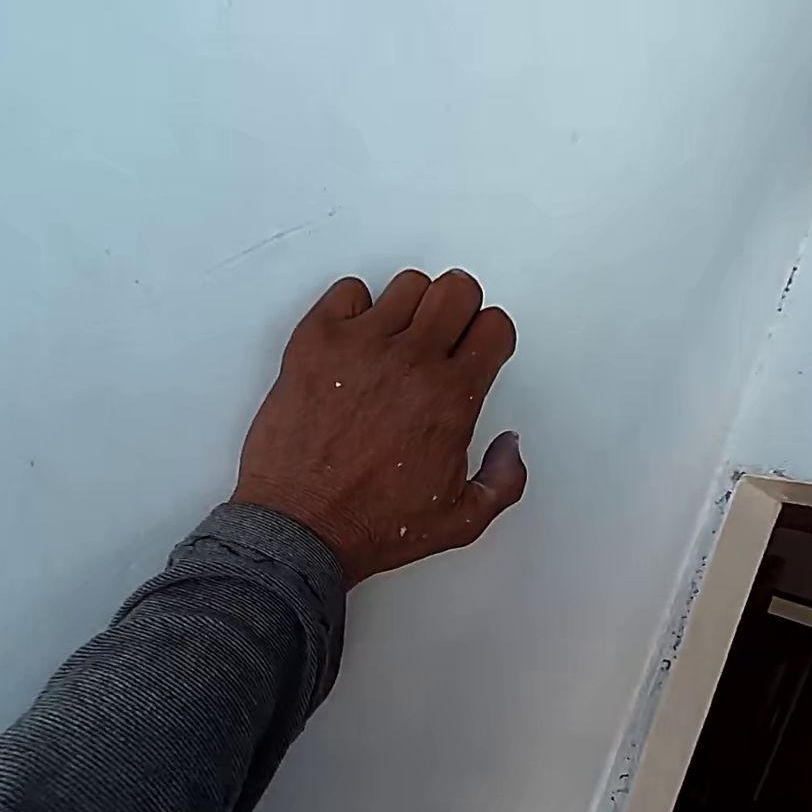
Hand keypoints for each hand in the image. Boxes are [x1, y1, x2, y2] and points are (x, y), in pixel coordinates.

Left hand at [233, 269, 526, 584]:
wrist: (301, 526)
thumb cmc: (369, 524)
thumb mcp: (461, 521)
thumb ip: (504, 480)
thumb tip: (510, 445)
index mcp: (451, 398)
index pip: (495, 326)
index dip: (490, 339)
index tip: (476, 353)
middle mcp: (411, 361)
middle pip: (457, 290)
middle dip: (459, 313)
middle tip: (441, 342)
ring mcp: (360, 345)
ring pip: (408, 285)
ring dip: (411, 310)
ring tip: (396, 344)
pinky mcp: (315, 342)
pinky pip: (348, 290)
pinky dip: (354, 309)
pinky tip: (354, 342)